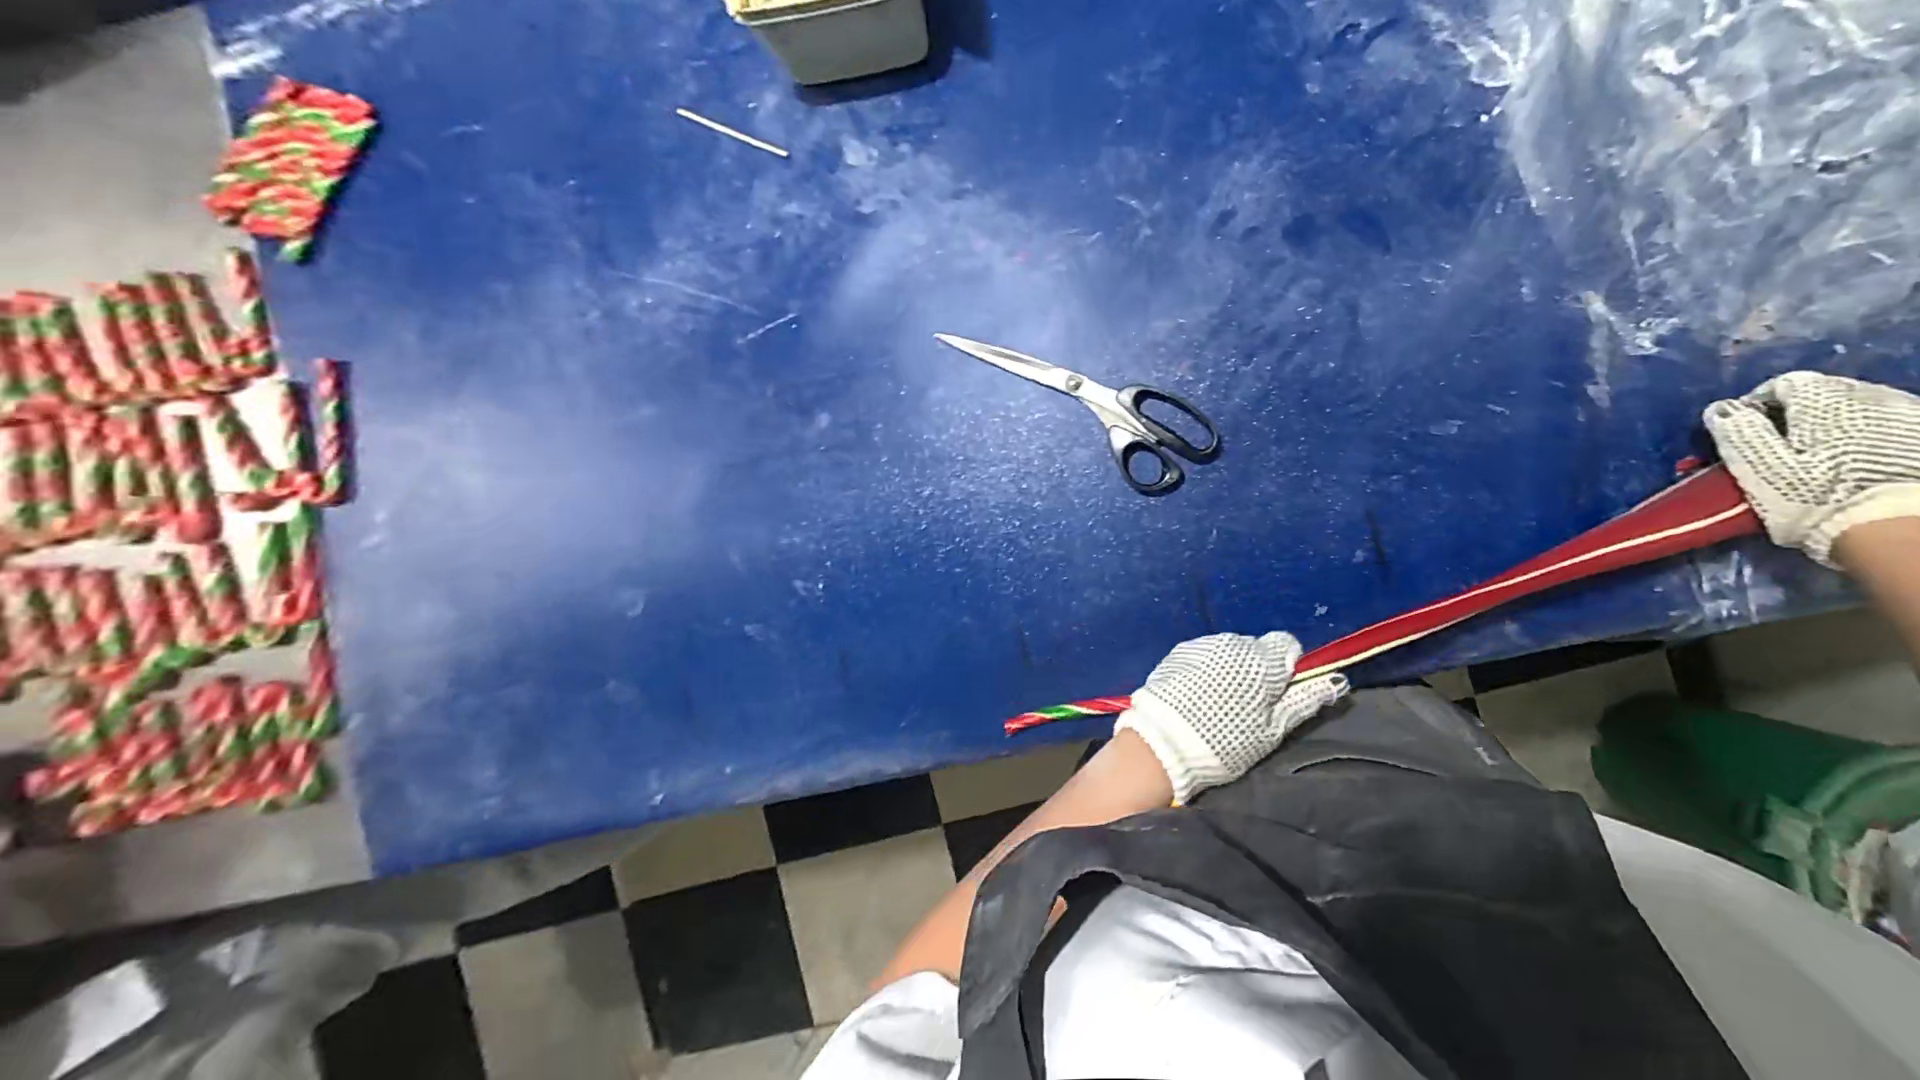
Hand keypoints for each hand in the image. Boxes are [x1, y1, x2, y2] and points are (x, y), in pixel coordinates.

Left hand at [1114, 632, 1348, 802]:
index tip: (1277, 695)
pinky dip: (1206, 671)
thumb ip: (1304, 701)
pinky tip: (1197, 696)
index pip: (1287, 646)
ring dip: (1230, 670)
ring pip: (1228, 652)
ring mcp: (1199, 645)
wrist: (1160, 744)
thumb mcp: (1271, 729)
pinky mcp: (1175, 653)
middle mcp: (1228, 642)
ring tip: (1219, 703)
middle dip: (1256, 671)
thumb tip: (1336, 681)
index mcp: (1258, 658)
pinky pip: (1203, 657)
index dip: (1286, 670)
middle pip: (1255, 649)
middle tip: (1247, 705)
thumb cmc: (1225, 740)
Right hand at [1704, 371, 1919, 567]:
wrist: (1900, 530)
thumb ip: (1737, 431)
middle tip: (1778, 446)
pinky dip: (1867, 434)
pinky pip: (1888, 423)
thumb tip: (1720, 409)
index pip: (1784, 383)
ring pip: (1860, 406)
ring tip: (1820, 454)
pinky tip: (1858, 460)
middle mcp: (1872, 396)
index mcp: (1823, 400)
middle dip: (1798, 412)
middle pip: (1825, 392)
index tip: (1743, 432)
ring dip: (1835, 422)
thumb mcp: (1759, 467)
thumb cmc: (1817, 497)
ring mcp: (1909, 415)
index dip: (1757, 404)